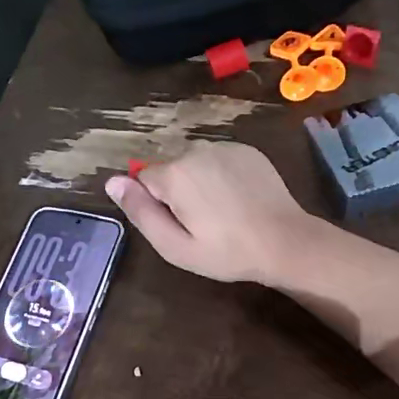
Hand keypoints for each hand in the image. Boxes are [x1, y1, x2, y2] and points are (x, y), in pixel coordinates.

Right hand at [104, 143, 316, 285]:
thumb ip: (141, 212)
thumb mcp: (176, 247)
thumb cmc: (228, 252)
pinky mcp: (247, 150)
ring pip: (194, 163)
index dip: (157, 206)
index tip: (181, 226)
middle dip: (177, 193)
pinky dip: (221, 176)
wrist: (285, 241)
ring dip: (200, 183)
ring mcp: (225, 146)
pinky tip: (238, 199)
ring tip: (222, 212)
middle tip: (202, 224)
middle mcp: (196, 150)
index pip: (144, 180)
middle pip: (169, 169)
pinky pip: (219, 160)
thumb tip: (112, 182)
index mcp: (174, 173)